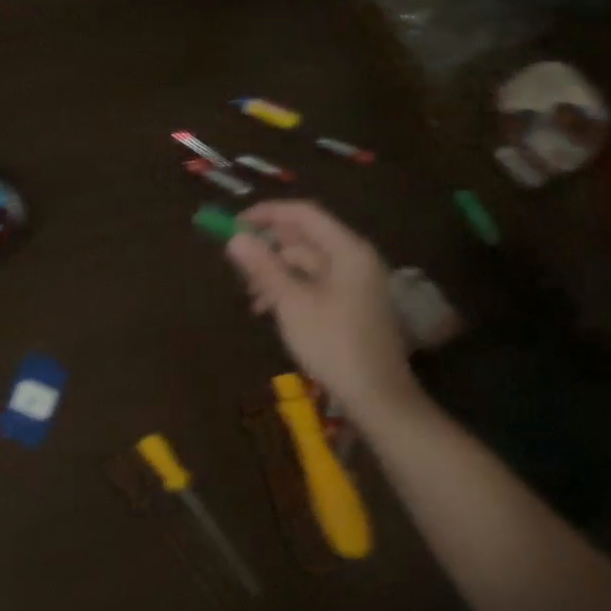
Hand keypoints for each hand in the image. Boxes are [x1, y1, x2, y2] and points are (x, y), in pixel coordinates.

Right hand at [225, 200, 419, 419]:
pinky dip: (290, 290)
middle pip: (305, 238)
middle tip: (237, 264)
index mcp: (348, 251)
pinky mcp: (353, 306)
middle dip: (268, 248)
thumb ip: (263, 266)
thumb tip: (236, 237)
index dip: (266, 214)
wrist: (377, 397)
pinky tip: (270, 310)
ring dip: (275, 273)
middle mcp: (355, 260)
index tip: (233, 224)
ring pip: (307, 264)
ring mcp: (356, 284)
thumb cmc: (333, 344)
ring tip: (252, 298)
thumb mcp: (291, 303)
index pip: (303, 214)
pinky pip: (315, 284)